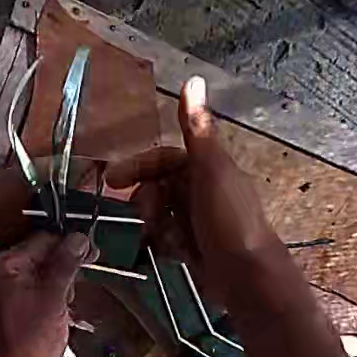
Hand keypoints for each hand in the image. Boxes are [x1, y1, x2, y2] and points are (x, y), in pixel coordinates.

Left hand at [0, 231, 93, 356]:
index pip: (44, 239)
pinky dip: (54, 300)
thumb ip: (66, 265)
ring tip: (64, 310)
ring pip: (44, 275)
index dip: (70, 245)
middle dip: (65, 271)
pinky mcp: (14, 306)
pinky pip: (40, 292)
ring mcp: (7, 290)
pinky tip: (62, 316)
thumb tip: (79, 239)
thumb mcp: (54, 299)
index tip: (92, 253)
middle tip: (75, 291)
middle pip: (44, 255)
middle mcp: (2, 273)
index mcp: (6, 264)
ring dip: (62, 288)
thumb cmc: (27, 346)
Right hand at [106, 76, 288, 306]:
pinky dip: (166, 246)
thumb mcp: (211, 170)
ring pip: (159, 215)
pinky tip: (176, 255)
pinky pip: (166, 240)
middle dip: (148, 202)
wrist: (246, 278)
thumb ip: (196, 129)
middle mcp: (202, 191)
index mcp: (208, 168)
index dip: (138, 167)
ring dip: (157, 227)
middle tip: (149, 218)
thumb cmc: (228, 220)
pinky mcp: (194, 248)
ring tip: (168, 241)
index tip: (111, 181)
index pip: (163, 159)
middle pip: (157, 188)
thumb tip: (192, 78)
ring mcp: (198, 221)